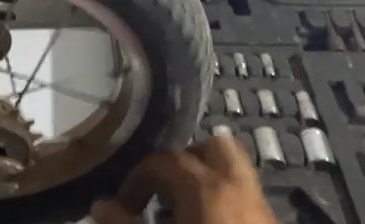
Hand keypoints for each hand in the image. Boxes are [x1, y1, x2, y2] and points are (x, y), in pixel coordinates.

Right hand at [89, 135, 277, 223]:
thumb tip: (100, 206)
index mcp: (206, 189)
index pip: (165, 161)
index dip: (139, 178)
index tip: (126, 205)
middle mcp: (239, 192)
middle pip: (216, 149)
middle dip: (189, 160)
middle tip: (166, 191)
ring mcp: (264, 215)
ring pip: (239, 177)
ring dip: (211, 184)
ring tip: (186, 215)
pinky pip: (250, 207)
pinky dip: (227, 210)